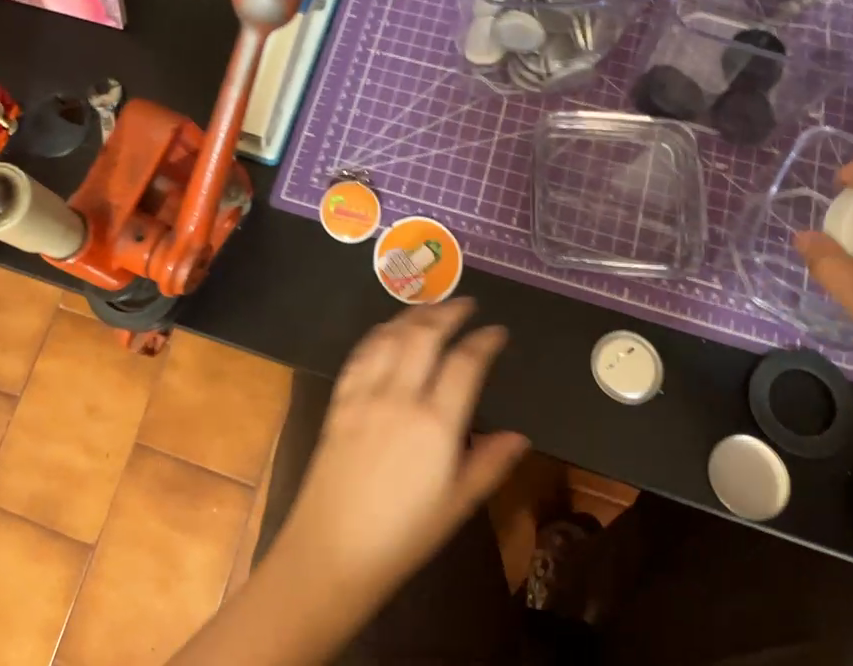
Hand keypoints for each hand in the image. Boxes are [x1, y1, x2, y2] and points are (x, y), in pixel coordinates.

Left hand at [273, 298, 527, 597]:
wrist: (333, 549)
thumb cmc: (404, 535)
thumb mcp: (457, 504)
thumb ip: (489, 463)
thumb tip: (520, 436)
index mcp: (435, 423)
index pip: (465, 363)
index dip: (484, 341)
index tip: (497, 331)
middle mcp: (399, 397)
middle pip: (424, 336)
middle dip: (447, 313)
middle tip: (466, 303)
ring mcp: (364, 396)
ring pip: (389, 338)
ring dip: (412, 315)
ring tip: (430, 307)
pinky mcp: (339, 403)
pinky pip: (360, 356)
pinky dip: (377, 335)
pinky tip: (386, 332)